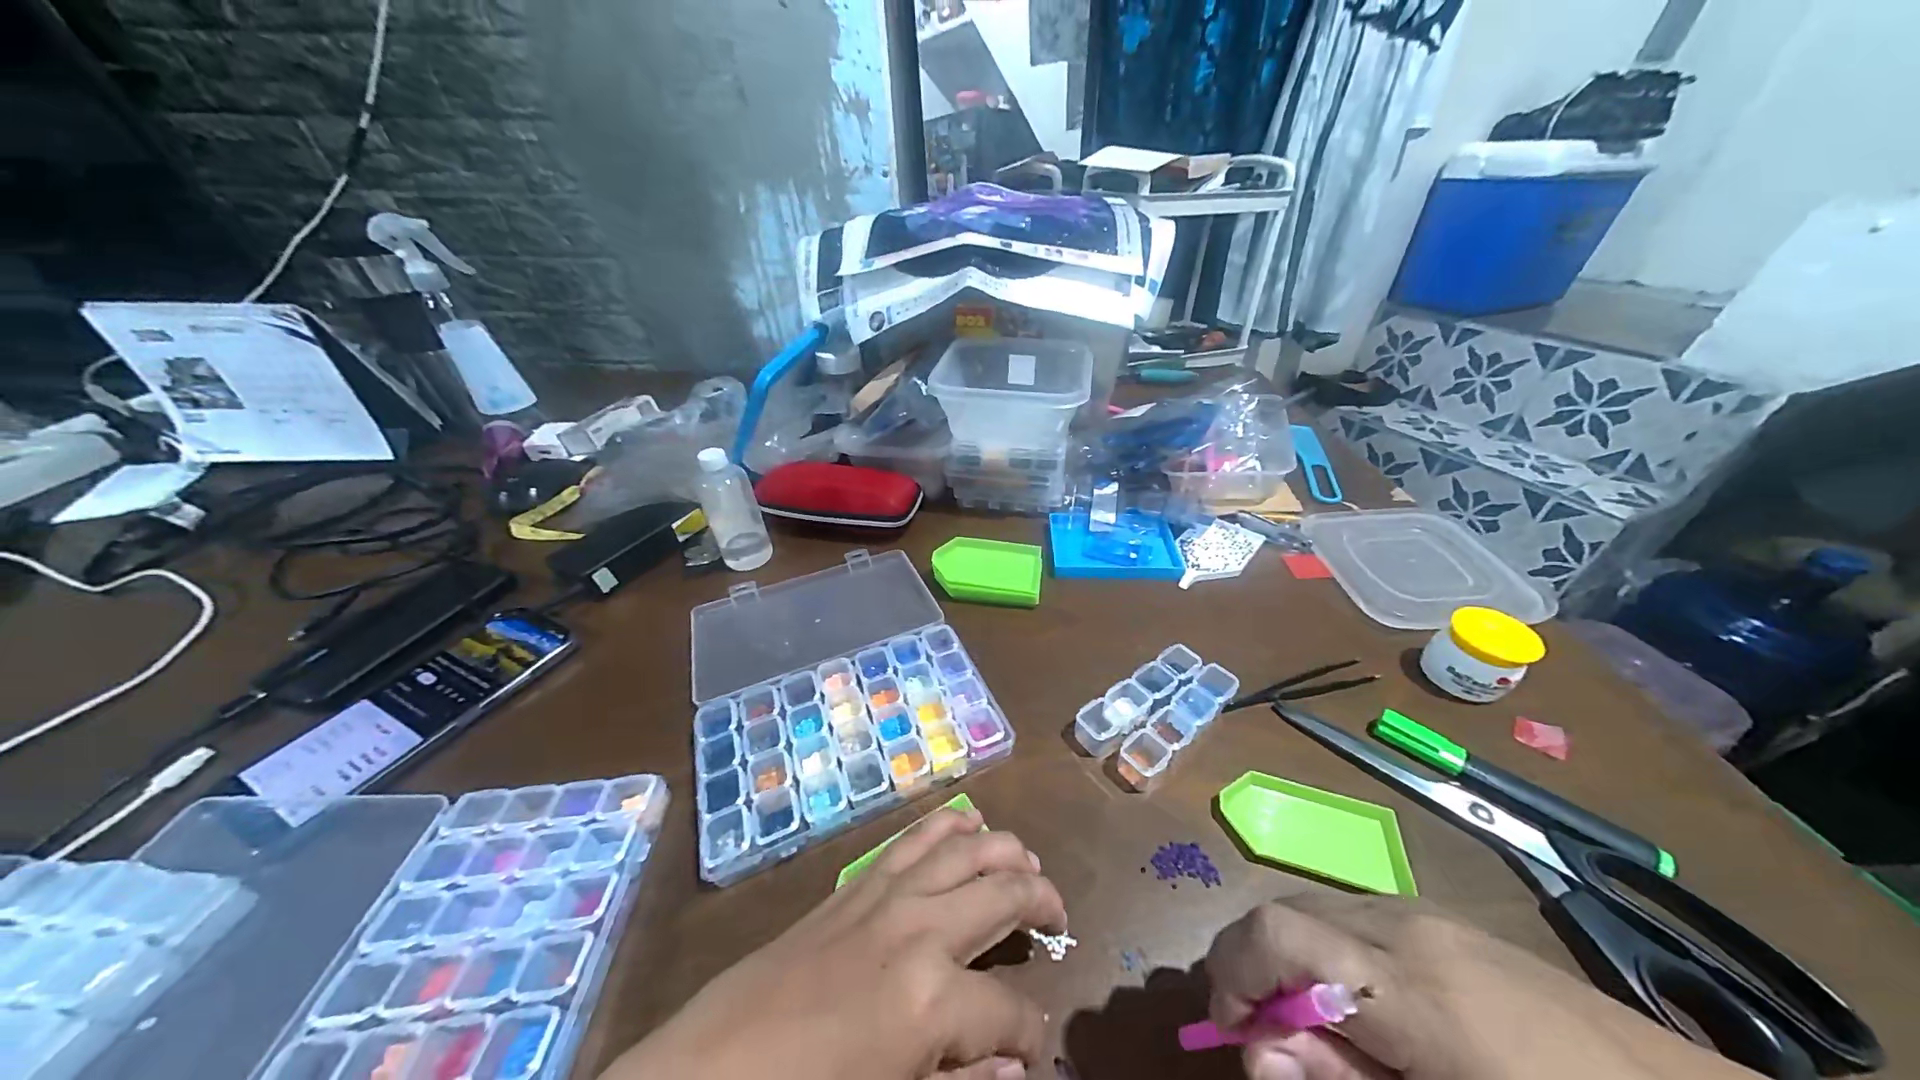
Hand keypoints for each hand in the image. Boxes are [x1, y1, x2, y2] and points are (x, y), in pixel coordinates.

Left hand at [601, 807, 1066, 1079]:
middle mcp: (921, 928)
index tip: (1031, 1049)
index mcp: (934, 999)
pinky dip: (950, 823)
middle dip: (1044, 903)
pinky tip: (970, 820)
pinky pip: (915, 836)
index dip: (1033, 1035)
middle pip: (1005, 894)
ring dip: (1007, 849)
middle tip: (1057, 921)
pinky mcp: (858, 881)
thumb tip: (1016, 1065)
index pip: (1013, 1013)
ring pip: (967, 847)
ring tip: (1029, 863)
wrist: (714, 1068)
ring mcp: (888, 894)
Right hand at [1205, 894, 1762, 1079]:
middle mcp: (1405, 924)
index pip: (1276, 934)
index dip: (1234, 976)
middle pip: (1282, 913)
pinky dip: (1325, 954)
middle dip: (1252, 971)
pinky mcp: (1441, 917)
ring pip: (1311, 910)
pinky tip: (1364, 1012)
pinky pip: (1351, 918)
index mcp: (1412, 985)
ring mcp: (1425, 911)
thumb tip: (1257, 1054)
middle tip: (1272, 1045)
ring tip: (1318, 1033)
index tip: (1238, 1035)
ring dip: (1288, 963)